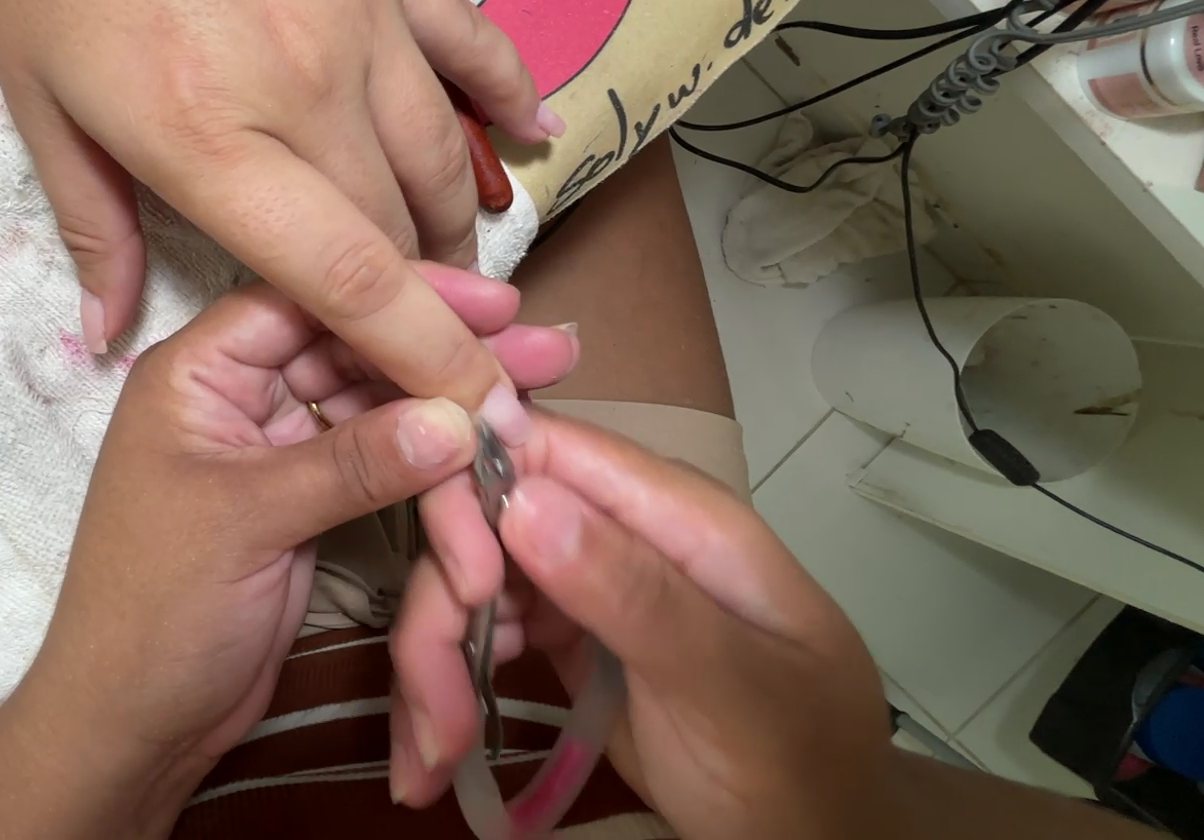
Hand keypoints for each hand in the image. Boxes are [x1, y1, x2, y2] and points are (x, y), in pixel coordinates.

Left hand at [0, 0, 558, 414]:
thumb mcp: (37, 101)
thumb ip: (94, 229)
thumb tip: (103, 333)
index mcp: (210, 142)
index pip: (347, 278)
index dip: (419, 355)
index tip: (471, 411)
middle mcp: (308, 90)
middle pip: (399, 229)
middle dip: (428, 303)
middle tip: (429, 342)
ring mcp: (362, 16)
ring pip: (443, 154)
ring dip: (457, 225)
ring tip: (459, 271)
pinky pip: (473, 43)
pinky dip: (509, 98)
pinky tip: (538, 137)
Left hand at [0, 265, 577, 837]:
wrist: (137, 720)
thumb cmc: (158, 610)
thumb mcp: (250, 521)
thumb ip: (352, 463)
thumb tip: (459, 418)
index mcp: (198, 371)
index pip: (304, 300)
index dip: (394, 293)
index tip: (492, 303)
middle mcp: (238, 390)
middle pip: (347, 347)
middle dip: (436, 349)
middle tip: (538, 350)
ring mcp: (276, 439)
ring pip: (369, 400)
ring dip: (441, 401)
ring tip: (530, 394)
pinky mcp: (306, 489)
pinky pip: (374, 452)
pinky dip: (424, 452)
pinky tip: (478, 442)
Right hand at [389, 416, 900, 839]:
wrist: (812, 836)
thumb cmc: (797, 764)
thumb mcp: (731, 687)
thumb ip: (636, 592)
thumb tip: (519, 501)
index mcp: (661, 505)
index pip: (533, 446)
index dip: (472, 493)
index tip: (461, 587)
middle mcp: (604, 519)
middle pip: (477, 518)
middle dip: (442, 606)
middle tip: (436, 709)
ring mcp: (572, 567)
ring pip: (459, 575)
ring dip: (433, 655)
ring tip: (435, 750)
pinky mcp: (548, 615)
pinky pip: (471, 620)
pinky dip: (445, 674)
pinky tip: (445, 738)